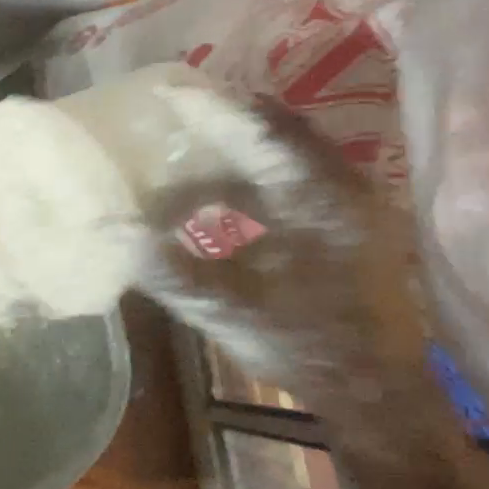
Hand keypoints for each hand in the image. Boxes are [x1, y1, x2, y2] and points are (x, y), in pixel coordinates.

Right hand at [131, 100, 426, 414]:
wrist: (380, 398)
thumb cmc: (307, 348)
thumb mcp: (226, 309)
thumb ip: (167, 267)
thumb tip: (107, 230)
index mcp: (318, 202)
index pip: (258, 133)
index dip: (209, 109)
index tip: (166, 89)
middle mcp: (344, 192)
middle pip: (281, 131)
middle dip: (228, 121)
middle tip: (177, 118)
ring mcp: (355, 209)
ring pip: (293, 155)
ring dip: (243, 150)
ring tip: (191, 156)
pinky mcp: (353, 229)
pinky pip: (301, 180)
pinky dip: (259, 178)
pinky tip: (225, 202)